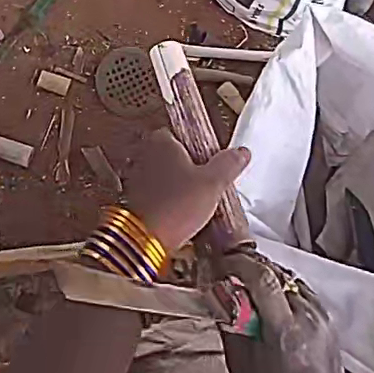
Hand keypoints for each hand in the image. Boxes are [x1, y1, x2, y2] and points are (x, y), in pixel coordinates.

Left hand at [123, 129, 249, 250]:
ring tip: (193, 201)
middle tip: (203, 182)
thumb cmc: (176, 204)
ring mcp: (135, 176)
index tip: (207, 159)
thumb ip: (227, 165)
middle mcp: (144, 153)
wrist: (146, 238)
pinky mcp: (132, 198)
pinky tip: (178, 214)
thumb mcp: (212, 184)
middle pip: (170, 155)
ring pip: (161, 175)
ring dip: (174, 185)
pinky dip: (164, 201)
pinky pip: (153, 194)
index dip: (194, 147)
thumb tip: (241, 152)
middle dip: (185, 167)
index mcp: (162, 140)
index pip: (179, 134)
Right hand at [220, 252, 346, 372]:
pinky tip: (270, 298)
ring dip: (264, 275)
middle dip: (248, 266)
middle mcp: (307, 317)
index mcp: (285, 331)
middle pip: (274, 271)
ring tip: (248, 287)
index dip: (239, 262)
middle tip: (230, 271)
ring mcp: (319, 313)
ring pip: (286, 276)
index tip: (223, 262)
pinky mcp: (325, 313)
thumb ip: (228, 322)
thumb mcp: (241, 364)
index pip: (263, 277)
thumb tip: (215, 289)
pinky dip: (280, 286)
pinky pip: (297, 286)